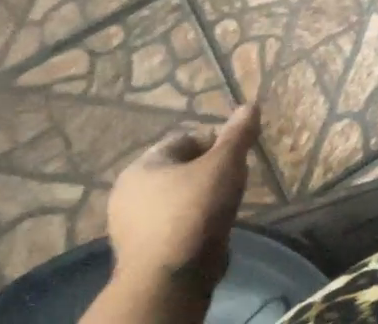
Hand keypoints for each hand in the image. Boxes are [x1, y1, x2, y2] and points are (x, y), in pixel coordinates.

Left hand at [106, 104, 258, 289]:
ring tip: (227, 199)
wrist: (170, 272)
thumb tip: (249, 105)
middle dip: (211, 167)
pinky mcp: (142, 243)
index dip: (216, 141)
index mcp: (141, 167)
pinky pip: (174, 216)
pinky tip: (212, 220)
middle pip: (181, 165)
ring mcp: (131, 220)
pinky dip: (194, 213)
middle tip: (235, 175)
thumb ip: (238, 133)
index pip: (185, 138)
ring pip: (178, 192)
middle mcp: (128, 191)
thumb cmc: (196, 207)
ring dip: (204, 191)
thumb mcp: (225, 162)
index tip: (238, 154)